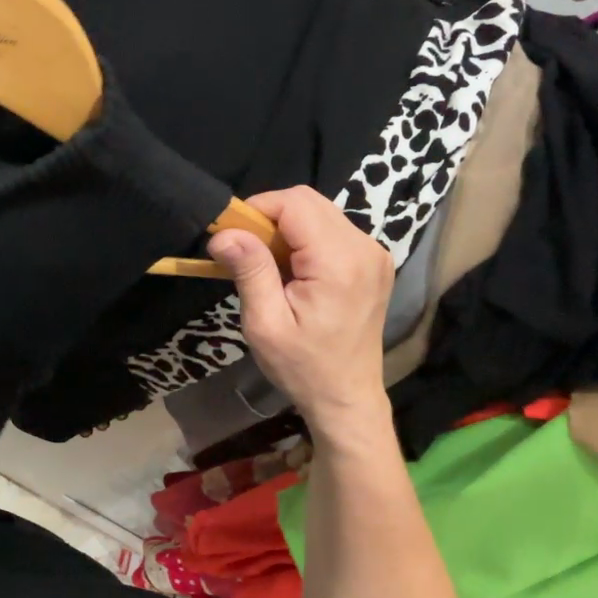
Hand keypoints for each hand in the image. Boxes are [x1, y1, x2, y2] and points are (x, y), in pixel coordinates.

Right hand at [208, 186, 393, 433]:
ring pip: (320, 213)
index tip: (229, 235)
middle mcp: (364, 248)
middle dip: (269, 216)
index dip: (257, 208)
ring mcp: (373, 254)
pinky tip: (289, 271)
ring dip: (285, 228)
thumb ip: (250, 272)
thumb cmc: (301, 366)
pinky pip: (332, 231)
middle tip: (242, 250)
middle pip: (309, 201)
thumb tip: (224, 234)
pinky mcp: (372, 262)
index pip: (295, 204)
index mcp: (338, 262)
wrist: (346, 395)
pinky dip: (303, 240)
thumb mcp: (265, 324)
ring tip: (264, 264)